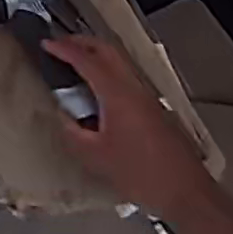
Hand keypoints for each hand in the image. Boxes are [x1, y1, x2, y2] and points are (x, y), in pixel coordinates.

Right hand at [42, 35, 219, 219]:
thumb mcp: (97, 157)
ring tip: (75, 61)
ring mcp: (145, 94)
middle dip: (80, 41)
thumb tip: (62, 115)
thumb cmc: (140, 173)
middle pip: (106, 48)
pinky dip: (106, 67)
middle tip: (59, 45)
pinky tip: (97, 87)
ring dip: (95, 53)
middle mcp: (132, 86)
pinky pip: (124, 73)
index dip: (63, 49)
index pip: (85, 60)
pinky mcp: (152, 106)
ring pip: (118, 59)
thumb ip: (73, 132)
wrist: (187, 192)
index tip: (45, 44)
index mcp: (116, 93)